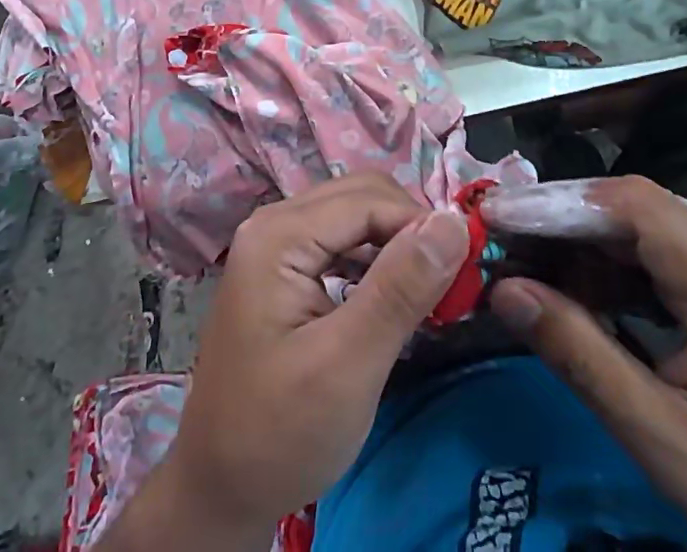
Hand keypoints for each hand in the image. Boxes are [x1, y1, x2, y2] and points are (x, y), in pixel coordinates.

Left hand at [100, 173, 467, 551]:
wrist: (220, 488)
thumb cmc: (279, 433)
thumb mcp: (348, 365)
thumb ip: (400, 289)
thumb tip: (453, 223)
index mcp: (277, 236)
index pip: (370, 200)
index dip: (423, 226)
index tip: (466, 271)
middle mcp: (273, 225)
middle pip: (363, 197)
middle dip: (412, 230)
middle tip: (449, 283)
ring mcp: (276, 246)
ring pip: (357, 217)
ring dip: (399, 244)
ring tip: (430, 292)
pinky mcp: (285, 271)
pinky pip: (343, 243)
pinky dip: (378, 259)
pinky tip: (395, 296)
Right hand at [488, 177, 686, 551]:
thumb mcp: (670, 443)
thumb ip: (584, 358)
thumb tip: (506, 290)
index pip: (632, 205)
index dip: (554, 202)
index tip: (490, 217)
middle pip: (632, 209)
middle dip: (558, 225)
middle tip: (493, 250)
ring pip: (645, 224)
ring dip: (583, 246)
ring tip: (526, 274)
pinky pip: (669, 245)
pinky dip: (618, 264)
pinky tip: (584, 293)